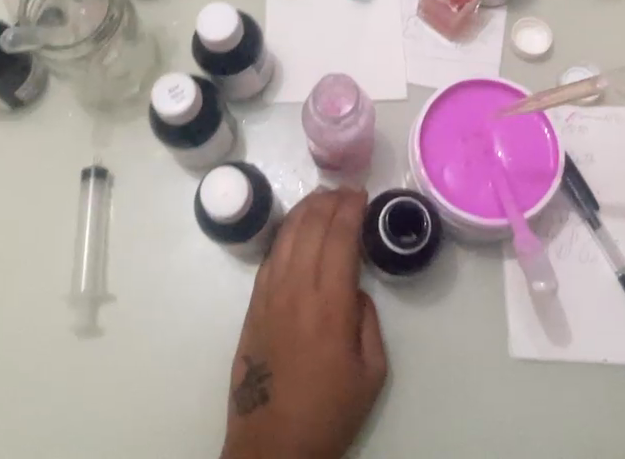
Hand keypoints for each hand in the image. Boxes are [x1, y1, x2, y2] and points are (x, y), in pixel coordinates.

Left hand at [220, 188, 387, 458]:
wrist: (272, 442)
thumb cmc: (329, 410)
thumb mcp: (371, 371)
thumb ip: (367, 320)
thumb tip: (354, 289)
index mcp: (331, 305)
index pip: (340, 238)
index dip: (351, 209)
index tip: (362, 194)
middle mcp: (297, 289)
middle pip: (311, 227)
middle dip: (330, 201)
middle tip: (347, 191)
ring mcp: (270, 294)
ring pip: (287, 236)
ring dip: (306, 210)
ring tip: (323, 198)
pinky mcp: (253, 304)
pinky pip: (271, 256)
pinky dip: (286, 233)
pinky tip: (297, 227)